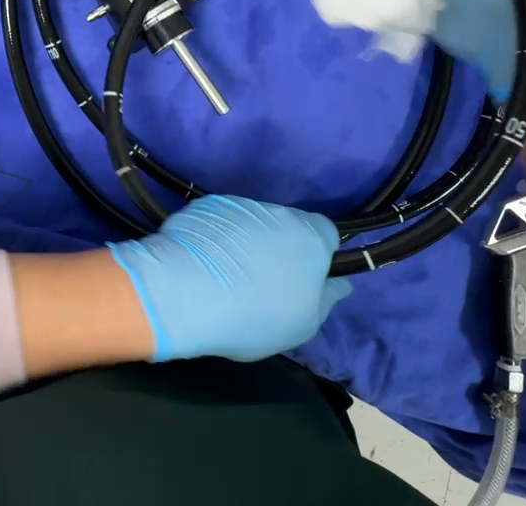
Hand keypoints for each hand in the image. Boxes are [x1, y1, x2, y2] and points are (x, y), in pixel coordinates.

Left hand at [107, 195, 349, 361]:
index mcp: (308, 236)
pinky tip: (203, 260)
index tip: (304, 274)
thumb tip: (340, 282)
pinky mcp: (201, 206)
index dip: (318, 251)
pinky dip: (217, 235)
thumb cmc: (255, 314)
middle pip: (286, 224)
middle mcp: (275, 211)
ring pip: (251, 221)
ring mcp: (235, 204)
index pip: (326, 231)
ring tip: (227, 272)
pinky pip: (219, 219)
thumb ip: (326, 297)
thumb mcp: (304, 322)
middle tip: (263, 278)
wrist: (185, 292)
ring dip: (247, 239)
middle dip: (280, 244)